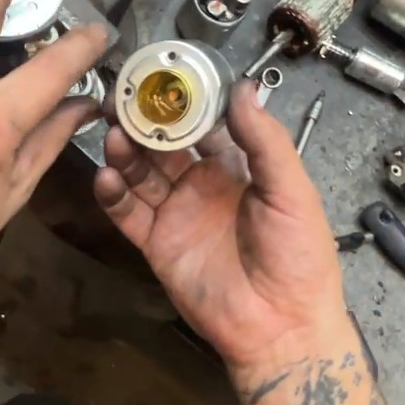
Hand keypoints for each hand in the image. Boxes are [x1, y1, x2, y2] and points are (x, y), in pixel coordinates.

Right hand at [92, 82, 350, 378]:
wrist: (280, 325)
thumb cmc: (298, 256)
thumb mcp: (291, 191)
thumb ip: (265, 141)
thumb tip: (243, 87)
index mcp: (238, 169)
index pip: (203, 125)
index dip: (182, 103)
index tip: (162, 78)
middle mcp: (202, 185)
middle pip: (164, 146)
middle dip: (143, 123)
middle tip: (121, 100)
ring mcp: (176, 214)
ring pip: (141, 174)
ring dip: (126, 152)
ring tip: (114, 134)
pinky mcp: (156, 244)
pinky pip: (128, 214)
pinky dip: (113, 194)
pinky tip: (106, 176)